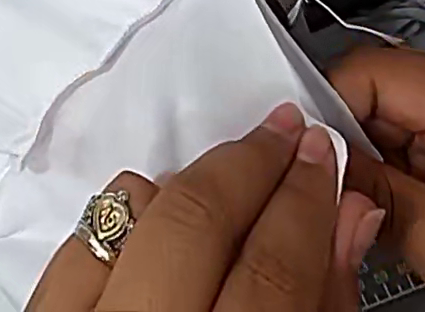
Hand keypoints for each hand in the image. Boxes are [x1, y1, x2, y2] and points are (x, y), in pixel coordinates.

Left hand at [27, 102, 384, 311]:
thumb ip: (322, 309)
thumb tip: (346, 222)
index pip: (272, 270)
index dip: (305, 198)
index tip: (322, 155)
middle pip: (196, 224)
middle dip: (251, 162)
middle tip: (288, 131)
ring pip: (131, 217)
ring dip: (192, 178)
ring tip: (238, 163)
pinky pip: (79, 244)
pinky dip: (125, 213)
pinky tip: (160, 203)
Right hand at [329, 48, 424, 311]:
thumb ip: (389, 200)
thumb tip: (321, 161)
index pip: (370, 71)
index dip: (329, 105)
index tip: (306, 154)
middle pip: (373, 94)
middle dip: (344, 140)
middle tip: (329, 194)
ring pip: (384, 128)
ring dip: (365, 168)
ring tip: (361, 216)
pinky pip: (406, 157)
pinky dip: (386, 186)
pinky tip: (384, 221)